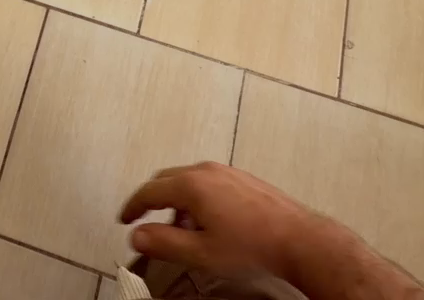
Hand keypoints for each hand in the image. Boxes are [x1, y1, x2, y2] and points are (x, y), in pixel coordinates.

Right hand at [117, 162, 324, 282]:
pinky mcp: (241, 177)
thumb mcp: (202, 253)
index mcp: (191, 185)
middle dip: (152, 200)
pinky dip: (195, 197)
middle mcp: (205, 170)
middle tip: (145, 221)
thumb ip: (165, 243)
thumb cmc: (249, 247)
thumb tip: (137, 235)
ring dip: (176, 200)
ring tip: (180, 230)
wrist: (299, 239)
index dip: (133, 205)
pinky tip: (208, 222)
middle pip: (166, 179)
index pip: (150, 191)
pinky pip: (207, 180)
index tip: (123, 219)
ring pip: (188, 179)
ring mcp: (225, 171)